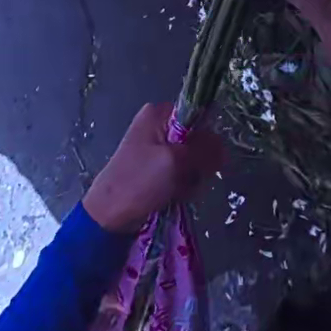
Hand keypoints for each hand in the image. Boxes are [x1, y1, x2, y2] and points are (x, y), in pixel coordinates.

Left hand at [82, 103, 224, 232]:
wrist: (107, 217)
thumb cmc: (139, 182)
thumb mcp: (175, 161)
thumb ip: (204, 150)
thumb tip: (223, 147)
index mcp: (158, 113)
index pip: (198, 116)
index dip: (206, 138)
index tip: (204, 159)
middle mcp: (157, 124)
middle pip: (196, 138)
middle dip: (197, 162)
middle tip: (187, 178)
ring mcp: (155, 146)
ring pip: (191, 157)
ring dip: (190, 176)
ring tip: (178, 190)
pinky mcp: (155, 166)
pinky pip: (181, 171)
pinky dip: (182, 184)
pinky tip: (174, 195)